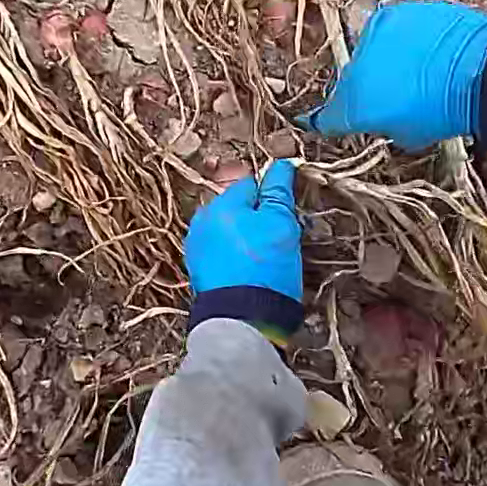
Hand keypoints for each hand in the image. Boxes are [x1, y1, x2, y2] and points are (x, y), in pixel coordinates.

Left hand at [185, 161, 304, 338]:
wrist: (244, 321)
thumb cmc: (266, 269)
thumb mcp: (281, 224)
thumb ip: (279, 192)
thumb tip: (282, 164)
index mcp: (220, 206)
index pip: (253, 185)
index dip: (274, 197)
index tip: (288, 216)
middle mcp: (202, 222)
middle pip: (240, 208)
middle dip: (260, 218)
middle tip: (281, 239)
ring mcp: (198, 248)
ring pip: (232, 231)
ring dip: (249, 238)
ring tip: (269, 259)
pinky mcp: (200, 272)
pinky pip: (224, 252)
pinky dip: (238, 257)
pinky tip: (253, 271)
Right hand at [302, 1, 486, 149]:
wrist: (483, 67)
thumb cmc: (449, 111)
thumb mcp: (410, 135)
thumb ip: (383, 125)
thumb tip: (381, 117)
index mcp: (355, 105)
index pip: (329, 117)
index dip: (329, 122)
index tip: (330, 122)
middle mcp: (356, 67)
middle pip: (350, 82)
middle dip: (363, 90)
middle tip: (386, 96)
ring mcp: (374, 35)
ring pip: (368, 53)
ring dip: (380, 62)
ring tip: (409, 71)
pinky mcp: (396, 12)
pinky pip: (391, 32)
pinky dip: (400, 41)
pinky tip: (422, 50)